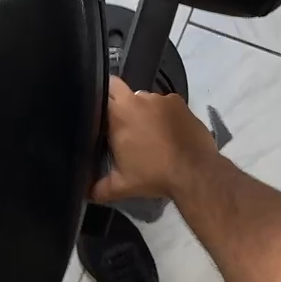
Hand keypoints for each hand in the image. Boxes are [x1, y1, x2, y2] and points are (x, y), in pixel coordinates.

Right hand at [92, 76, 221, 202]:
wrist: (195, 172)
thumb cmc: (154, 175)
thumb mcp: (122, 186)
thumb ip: (99, 188)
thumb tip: (85, 194)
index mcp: (118, 114)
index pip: (100, 92)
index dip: (96, 100)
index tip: (95, 113)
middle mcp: (137, 99)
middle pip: (118, 88)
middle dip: (115, 99)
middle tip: (117, 120)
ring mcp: (160, 98)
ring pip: (142, 97)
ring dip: (141, 109)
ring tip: (147, 130)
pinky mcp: (180, 102)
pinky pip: (164, 103)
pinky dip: (162, 113)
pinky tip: (167, 130)